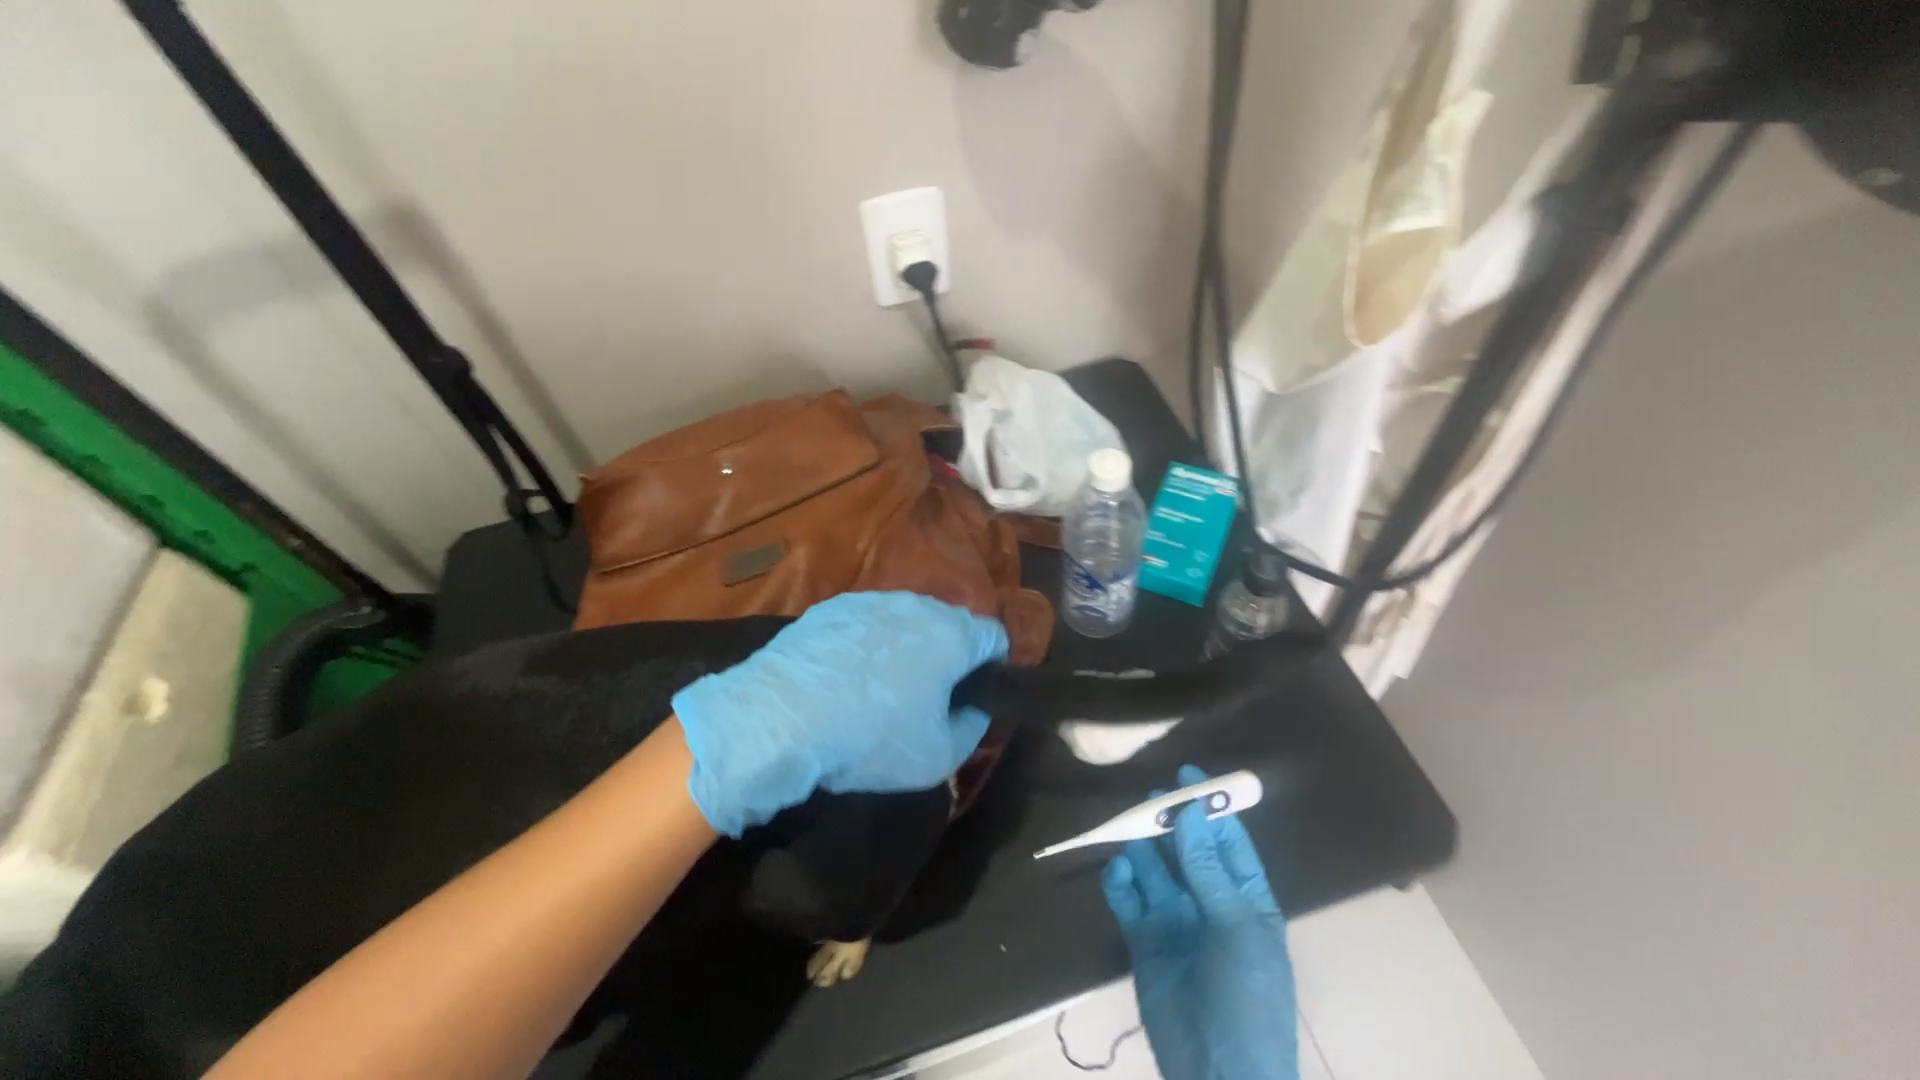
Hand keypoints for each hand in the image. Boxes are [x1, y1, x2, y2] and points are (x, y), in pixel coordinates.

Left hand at [671, 592, 1007, 835]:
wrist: (781, 718)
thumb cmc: (871, 739)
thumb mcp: (939, 756)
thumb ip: (972, 728)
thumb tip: (974, 709)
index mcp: (952, 635)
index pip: (995, 637)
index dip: (992, 669)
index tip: (972, 698)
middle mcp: (916, 605)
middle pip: (949, 626)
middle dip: (946, 657)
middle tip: (927, 700)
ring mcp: (869, 601)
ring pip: (905, 623)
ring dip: (905, 649)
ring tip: (879, 692)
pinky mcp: (829, 608)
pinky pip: (864, 625)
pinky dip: (864, 647)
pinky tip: (843, 682)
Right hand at [1101, 765, 1296, 1079]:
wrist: (1221, 1074)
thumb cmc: (1248, 996)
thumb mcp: (1237, 927)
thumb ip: (1209, 870)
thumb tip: (1195, 812)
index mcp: (1246, 898)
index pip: (1228, 841)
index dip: (1211, 807)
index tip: (1189, 774)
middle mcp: (1209, 903)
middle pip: (1186, 849)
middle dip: (1170, 821)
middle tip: (1150, 797)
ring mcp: (1174, 922)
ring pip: (1154, 869)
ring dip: (1142, 846)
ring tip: (1128, 826)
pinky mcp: (1144, 942)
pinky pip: (1127, 901)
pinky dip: (1120, 881)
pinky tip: (1119, 871)